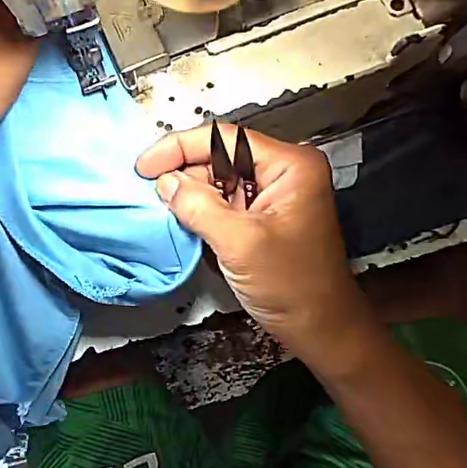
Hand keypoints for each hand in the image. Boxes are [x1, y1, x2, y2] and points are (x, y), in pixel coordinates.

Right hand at [137, 124, 379, 368]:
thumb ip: (199, 207)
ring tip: (164, 209)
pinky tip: (183, 221)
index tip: (145, 166)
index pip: (225, 139)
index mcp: (289, 166)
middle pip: (219, 156)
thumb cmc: (293, 286)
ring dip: (189, 193)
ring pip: (217, 180)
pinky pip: (222, 203)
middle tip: (150, 192)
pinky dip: (199, 210)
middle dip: (183, 172)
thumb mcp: (240, 243)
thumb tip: (165, 183)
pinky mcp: (260, 218)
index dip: (179, 147)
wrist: (320, 328)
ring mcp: (271, 196)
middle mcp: (282, 173)